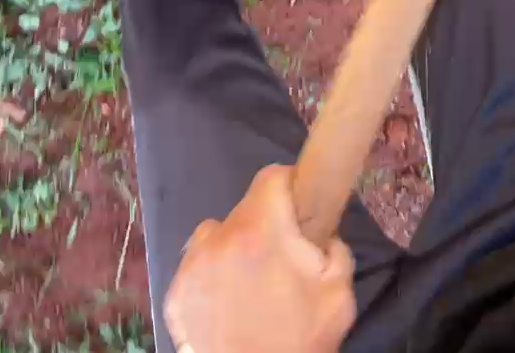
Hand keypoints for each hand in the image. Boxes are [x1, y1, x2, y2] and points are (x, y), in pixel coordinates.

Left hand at [164, 166, 355, 352]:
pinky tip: (226, 304)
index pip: (272, 177)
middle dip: (266, 225)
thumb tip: (319, 230)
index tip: (298, 209)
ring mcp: (190, 268)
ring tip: (250, 282)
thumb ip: (334, 246)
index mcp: (259, 230)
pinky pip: (196, 268)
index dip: (289, 188)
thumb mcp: (340, 291)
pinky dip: (210, 277)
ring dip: (234, 247)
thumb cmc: (300, 341)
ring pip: (216, 234)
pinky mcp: (174, 297)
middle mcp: (218, 239)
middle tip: (281, 260)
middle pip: (245, 208)